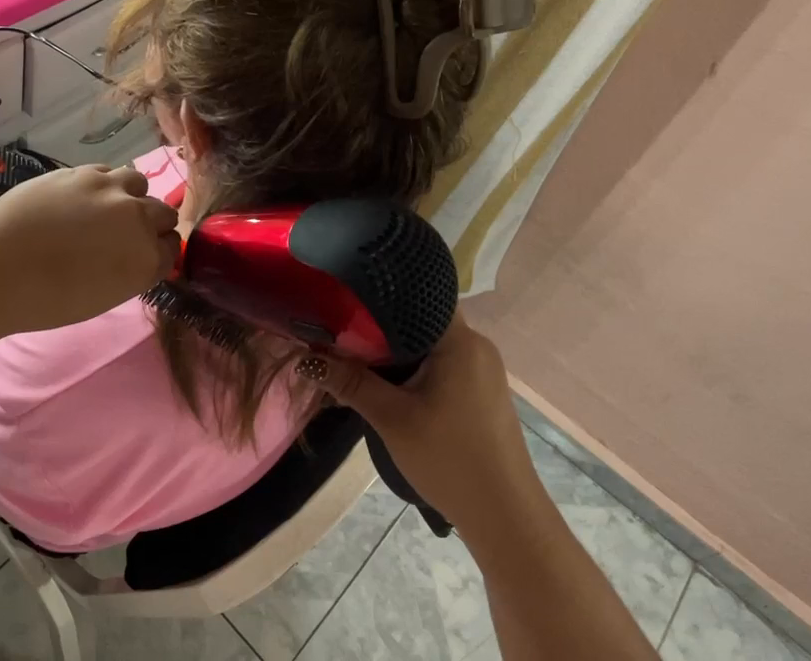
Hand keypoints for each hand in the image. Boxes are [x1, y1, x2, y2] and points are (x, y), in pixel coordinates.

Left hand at [0, 165, 180, 337]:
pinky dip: (103, 185)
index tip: (144, 257)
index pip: (172, 248)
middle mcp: (136, 218)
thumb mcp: (102, 296)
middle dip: (151, 224)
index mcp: (144, 259)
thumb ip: (129, 271)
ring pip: (137, 183)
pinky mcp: (78, 172)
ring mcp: (106, 189)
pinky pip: (106, 172)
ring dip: (130, 196)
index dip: (159, 252)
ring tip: (107, 211)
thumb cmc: (44, 301)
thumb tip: (132, 253)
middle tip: (126, 236)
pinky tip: (83, 199)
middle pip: (163, 213)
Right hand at [317, 313, 545, 536]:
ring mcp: (480, 371)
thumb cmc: (450, 459)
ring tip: (348, 349)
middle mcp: (475, 347)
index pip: (418, 294)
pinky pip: (437, 364)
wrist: (504, 518)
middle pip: (418, 319)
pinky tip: (380, 380)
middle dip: (377, 323)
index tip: (342, 292)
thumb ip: (349, 382)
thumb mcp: (391, 418)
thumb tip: (306, 358)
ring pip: (426, 344)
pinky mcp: (477, 392)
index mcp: (460, 342)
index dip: (380, 291)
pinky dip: (408, 367)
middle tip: (334, 322)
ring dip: (391, 349)